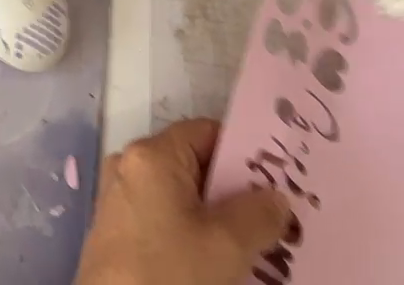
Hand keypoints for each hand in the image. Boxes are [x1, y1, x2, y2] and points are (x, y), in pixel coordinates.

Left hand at [75, 119, 292, 284]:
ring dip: (221, 219)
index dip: (244, 152)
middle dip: (238, 192)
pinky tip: (227, 267)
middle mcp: (131, 167)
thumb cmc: (170, 276)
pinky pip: (168, 220)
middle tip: (283, 221)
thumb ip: (258, 214)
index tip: (282, 180)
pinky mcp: (120, 232)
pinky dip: (197, 235)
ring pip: (183, 198)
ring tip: (266, 249)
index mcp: (152, 156)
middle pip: (195, 166)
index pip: (205, 132)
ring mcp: (122, 200)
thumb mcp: (227, 247)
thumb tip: (275, 196)